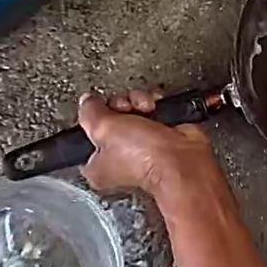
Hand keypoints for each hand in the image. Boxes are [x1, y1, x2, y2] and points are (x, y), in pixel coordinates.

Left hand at [77, 89, 223, 198]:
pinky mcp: (157, 133)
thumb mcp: (103, 128)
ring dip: (136, 101)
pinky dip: (151, 102)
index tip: (99, 111)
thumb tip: (87, 101)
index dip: (93, 118)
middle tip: (124, 111)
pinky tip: (155, 107)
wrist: (180, 159)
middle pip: (109, 116)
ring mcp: (138, 144)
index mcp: (98, 164)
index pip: (86, 134)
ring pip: (129, 108)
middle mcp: (118, 155)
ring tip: (145, 109)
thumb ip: (89, 112)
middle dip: (118, 105)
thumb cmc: (144, 157)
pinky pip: (147, 107)